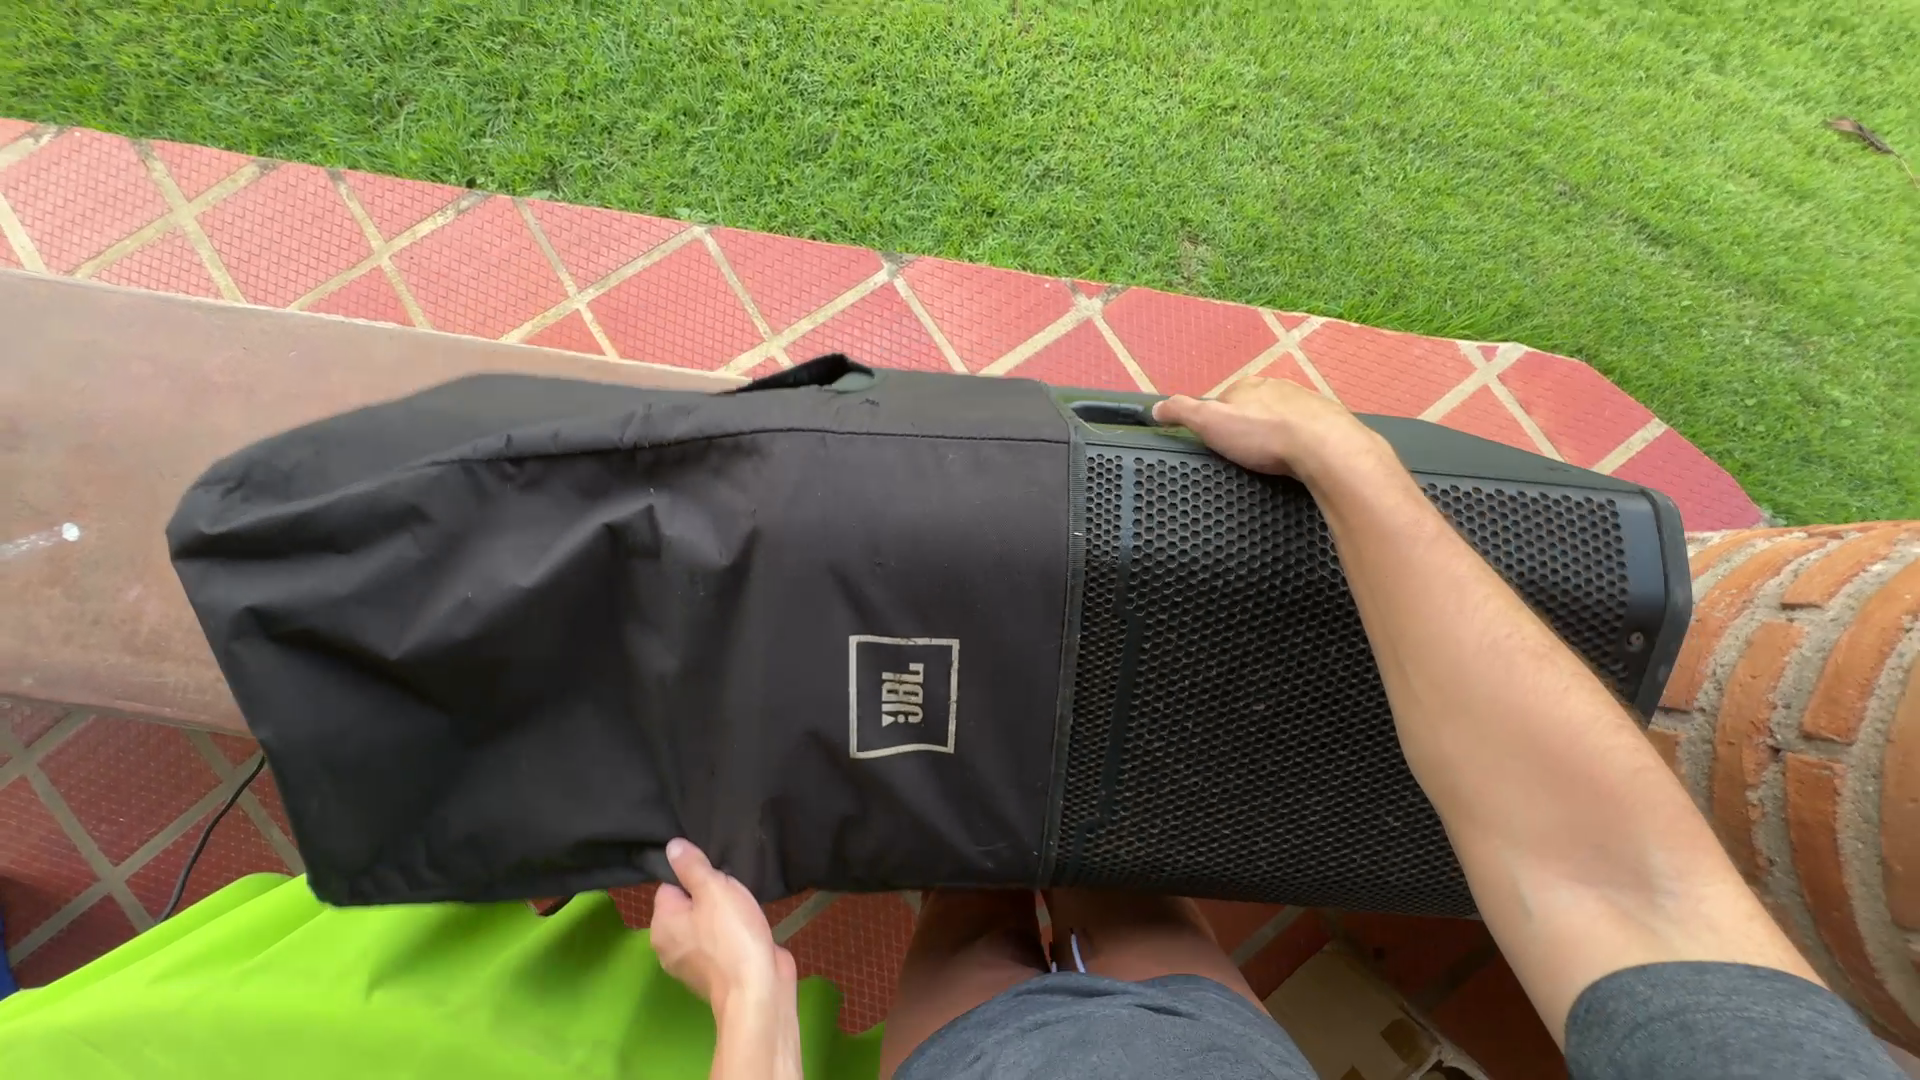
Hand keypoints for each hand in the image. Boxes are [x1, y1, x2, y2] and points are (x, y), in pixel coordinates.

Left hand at [651, 838, 796, 1014]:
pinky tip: (749, 927)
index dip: (694, 877)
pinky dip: (732, 933)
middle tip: (734, 891)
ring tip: (745, 907)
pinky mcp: (714, 971)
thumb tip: (671, 847)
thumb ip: (692, 866)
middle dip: (711, 896)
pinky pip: (719, 940)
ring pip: (705, 922)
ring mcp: (692, 962)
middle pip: (688, 904)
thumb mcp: (713, 889)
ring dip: (724, 914)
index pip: (670, 886)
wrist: (757, 987)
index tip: (717, 878)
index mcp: (661, 925)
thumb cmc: (732, 934)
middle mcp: (668, 945)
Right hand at [1151, 376, 1393, 486]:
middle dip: (1249, 425)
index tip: (1216, 440)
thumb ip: (1181, 412)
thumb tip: (1155, 407)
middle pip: (1255, 405)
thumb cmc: (1261, 435)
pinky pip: (1307, 428)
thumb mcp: (1209, 422)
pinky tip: (1298, 457)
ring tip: (1272, 457)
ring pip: (1282, 415)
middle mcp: (1277, 386)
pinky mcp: (1328, 419)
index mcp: (1246, 386)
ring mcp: (1305, 401)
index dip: (1216, 418)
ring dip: (1276, 431)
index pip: (1224, 398)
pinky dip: (1299, 440)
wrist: (1324, 446)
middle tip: (1244, 452)